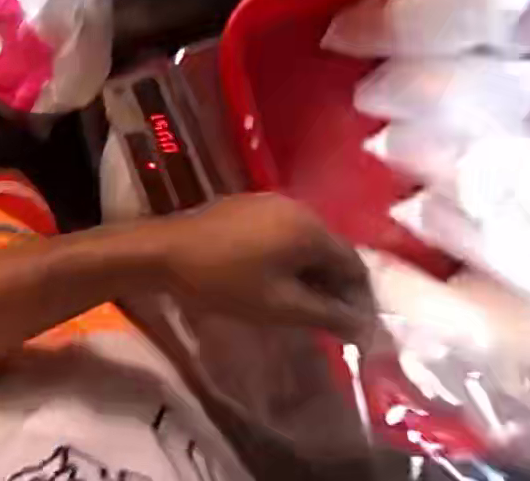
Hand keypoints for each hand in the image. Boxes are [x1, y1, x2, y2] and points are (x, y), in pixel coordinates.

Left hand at [134, 194, 374, 335]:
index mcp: (308, 225)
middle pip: (330, 249)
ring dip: (308, 270)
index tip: (349, 329)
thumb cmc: (225, 279)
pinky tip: (272, 277)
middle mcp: (292, 204)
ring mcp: (264, 200)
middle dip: (332, 283)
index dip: (358, 300)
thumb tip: (365, 325)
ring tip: (297, 302)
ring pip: (304, 240)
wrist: (164, 251)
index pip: (355, 265)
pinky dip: (285, 254)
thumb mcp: (284, 306)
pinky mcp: (243, 204)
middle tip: (324, 319)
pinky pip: (280, 230)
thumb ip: (331, 315)